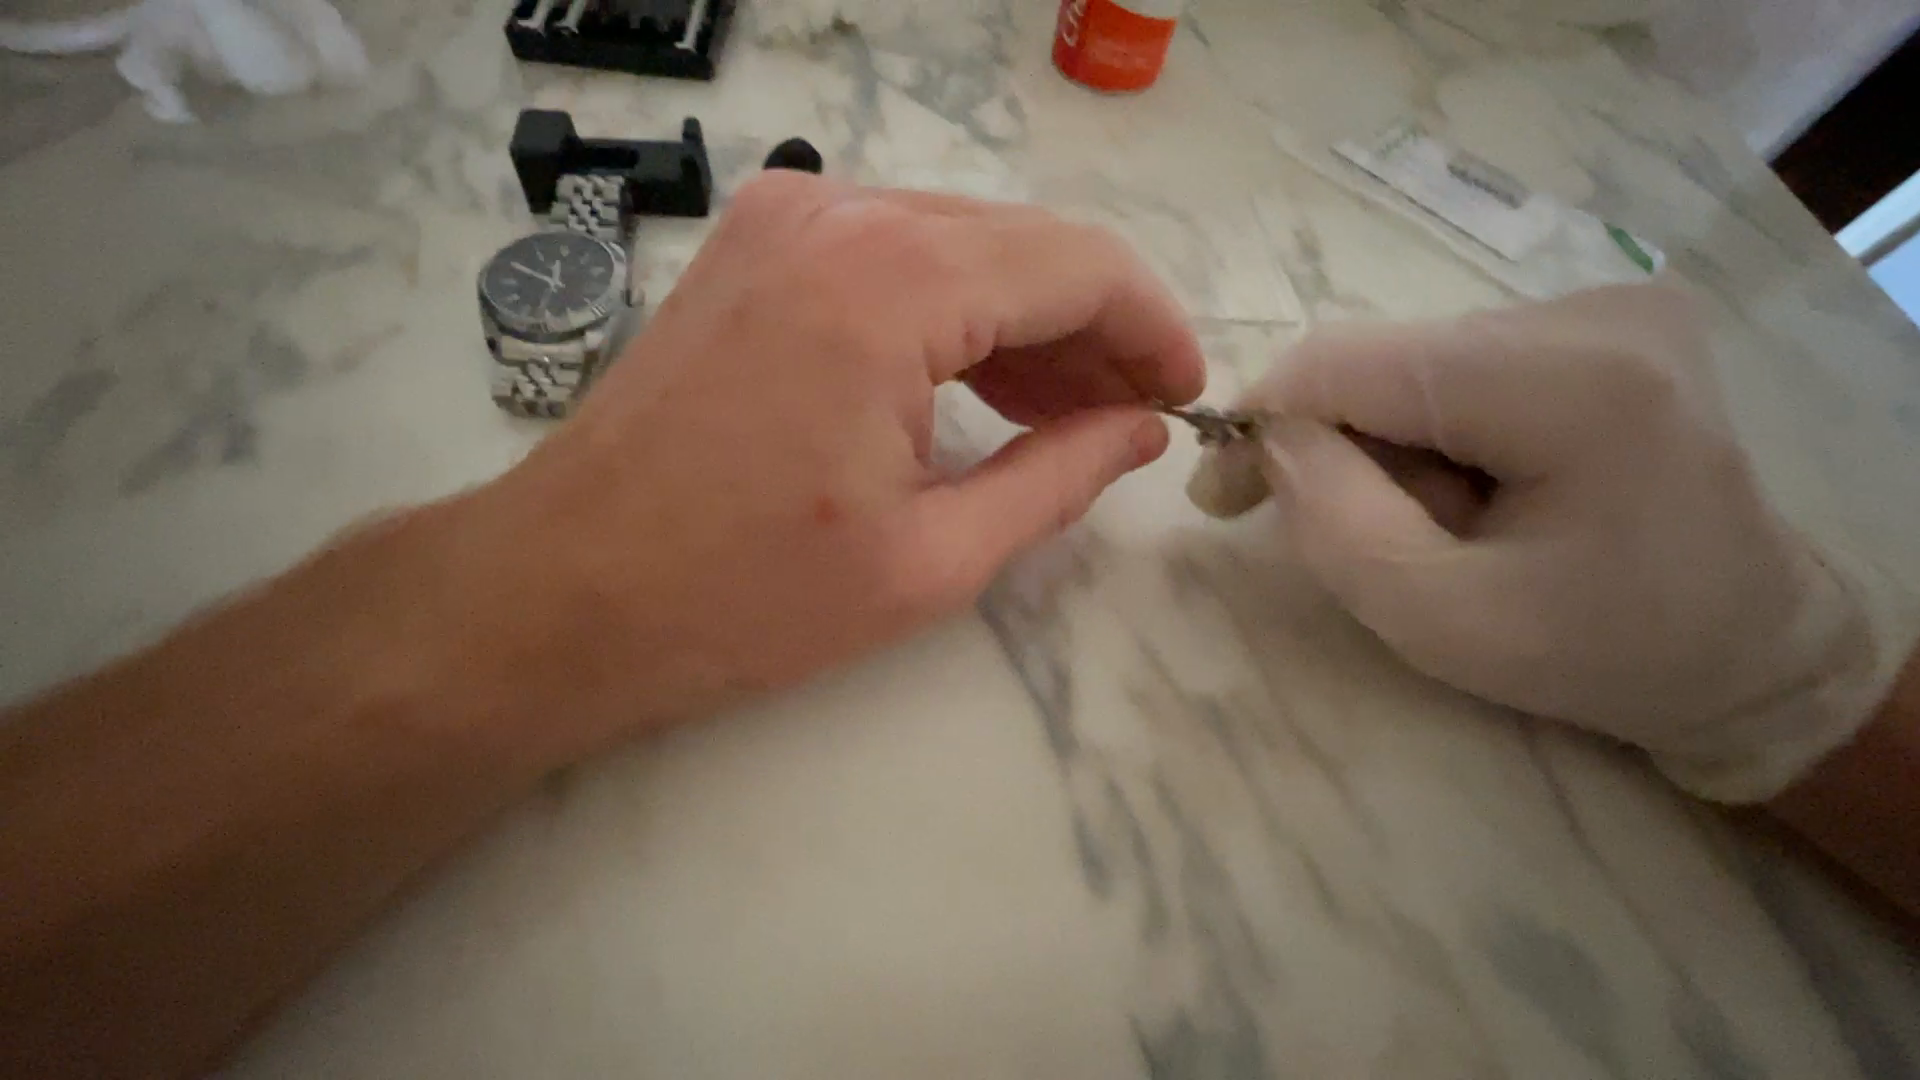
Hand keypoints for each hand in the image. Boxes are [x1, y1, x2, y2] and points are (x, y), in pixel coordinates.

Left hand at [434, 173, 1203, 762]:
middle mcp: (837, 212)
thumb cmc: (746, 596)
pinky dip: (955, 316)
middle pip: (1022, 244)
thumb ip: (1058, 477)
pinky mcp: (758, 249)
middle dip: (1096, 330)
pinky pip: (896, 258)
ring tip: (1071, 415)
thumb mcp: (933, 559)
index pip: (1077, 264)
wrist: (567, 591)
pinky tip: (985, 387)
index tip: (1182, 394)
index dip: (1151, 328)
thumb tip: (1140, 428)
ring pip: (962, 245)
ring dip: (1028, 325)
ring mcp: (786, 218)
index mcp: (888, 283)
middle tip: (1133, 416)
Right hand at [1187, 283, 1905, 801]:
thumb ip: (1337, 525)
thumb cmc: (1599, 654)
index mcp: (1575, 384)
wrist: (1748, 650)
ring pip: (1401, 367)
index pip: (1350, 362)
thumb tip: (1270, 440)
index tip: (1220, 495)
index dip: (1262, 418)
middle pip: (1376, 361)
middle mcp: (1591, 312)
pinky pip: (1442, 372)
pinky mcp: (1591, 325)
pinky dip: (1416, 435)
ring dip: (1374, 447)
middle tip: (1305, 525)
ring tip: (1422, 521)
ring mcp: (1600, 308)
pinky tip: (1456, 488)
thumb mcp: (1442, 621)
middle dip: (1323, 444)